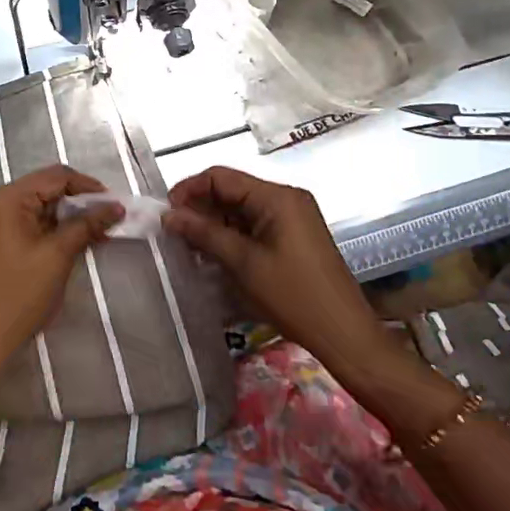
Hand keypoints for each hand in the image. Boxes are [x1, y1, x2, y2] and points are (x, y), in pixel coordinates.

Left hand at [0, 165, 123, 397]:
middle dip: (77, 204)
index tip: (115, 205)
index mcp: (4, 198)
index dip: (88, 187)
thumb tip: (116, 206)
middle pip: (43, 189)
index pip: (55, 176)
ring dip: (64, 219)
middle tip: (108, 222)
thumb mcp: (57, 256)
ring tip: (94, 235)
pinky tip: (68, 245)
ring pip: (34, 208)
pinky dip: (47, 231)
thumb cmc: (17, 295)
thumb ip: (86, 225)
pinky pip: (22, 224)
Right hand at [165, 167, 383, 371]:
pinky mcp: (293, 236)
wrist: (343, 333)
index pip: (222, 177)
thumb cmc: (293, 295)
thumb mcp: (243, 263)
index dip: (189, 189)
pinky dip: (232, 235)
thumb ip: (204, 234)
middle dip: (200, 208)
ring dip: (214, 224)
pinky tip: (214, 254)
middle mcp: (286, 198)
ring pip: (241, 209)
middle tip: (174, 233)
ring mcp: (292, 217)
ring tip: (190, 246)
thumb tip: (169, 216)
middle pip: (232, 190)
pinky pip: (254, 224)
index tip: (166, 213)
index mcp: (277, 197)